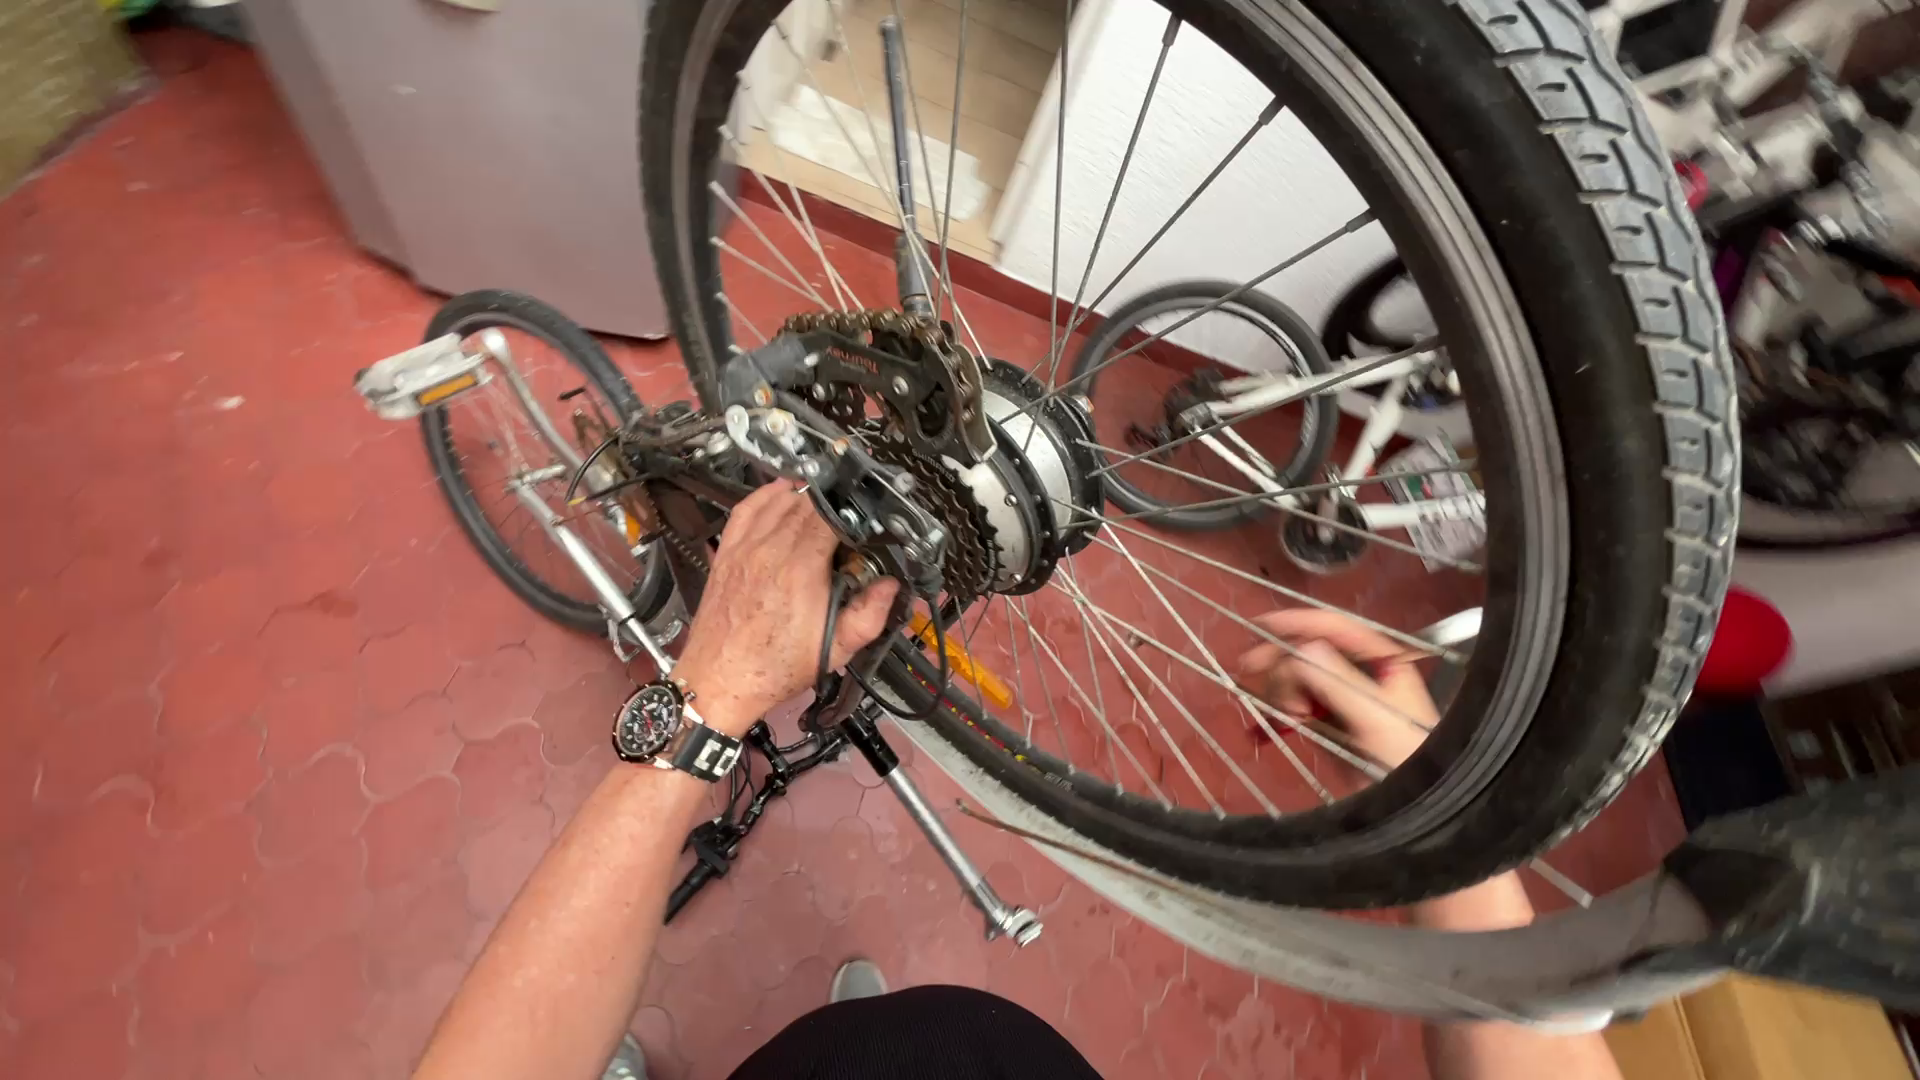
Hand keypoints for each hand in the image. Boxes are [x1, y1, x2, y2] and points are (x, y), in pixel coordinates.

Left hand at [671, 484, 899, 733]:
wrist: (720, 682)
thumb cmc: (774, 668)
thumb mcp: (835, 650)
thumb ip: (869, 616)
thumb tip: (889, 586)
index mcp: (800, 570)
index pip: (829, 517)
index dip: (851, 514)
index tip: (863, 525)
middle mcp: (769, 551)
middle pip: (806, 504)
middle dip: (831, 507)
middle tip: (847, 522)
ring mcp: (744, 548)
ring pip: (779, 501)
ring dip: (804, 498)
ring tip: (823, 507)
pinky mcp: (727, 552)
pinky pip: (746, 509)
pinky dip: (766, 495)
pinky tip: (781, 493)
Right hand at [1234, 608, 1438, 770]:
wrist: (1413, 808)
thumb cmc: (1406, 758)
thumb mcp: (1375, 716)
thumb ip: (1337, 681)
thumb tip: (1299, 650)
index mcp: (1379, 660)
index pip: (1335, 627)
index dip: (1298, 621)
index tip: (1261, 625)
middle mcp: (1356, 672)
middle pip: (1306, 650)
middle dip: (1279, 660)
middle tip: (1248, 670)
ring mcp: (1338, 697)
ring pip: (1293, 676)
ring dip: (1277, 689)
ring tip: (1283, 714)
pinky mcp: (1324, 722)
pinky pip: (1290, 703)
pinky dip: (1274, 709)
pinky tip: (1266, 724)